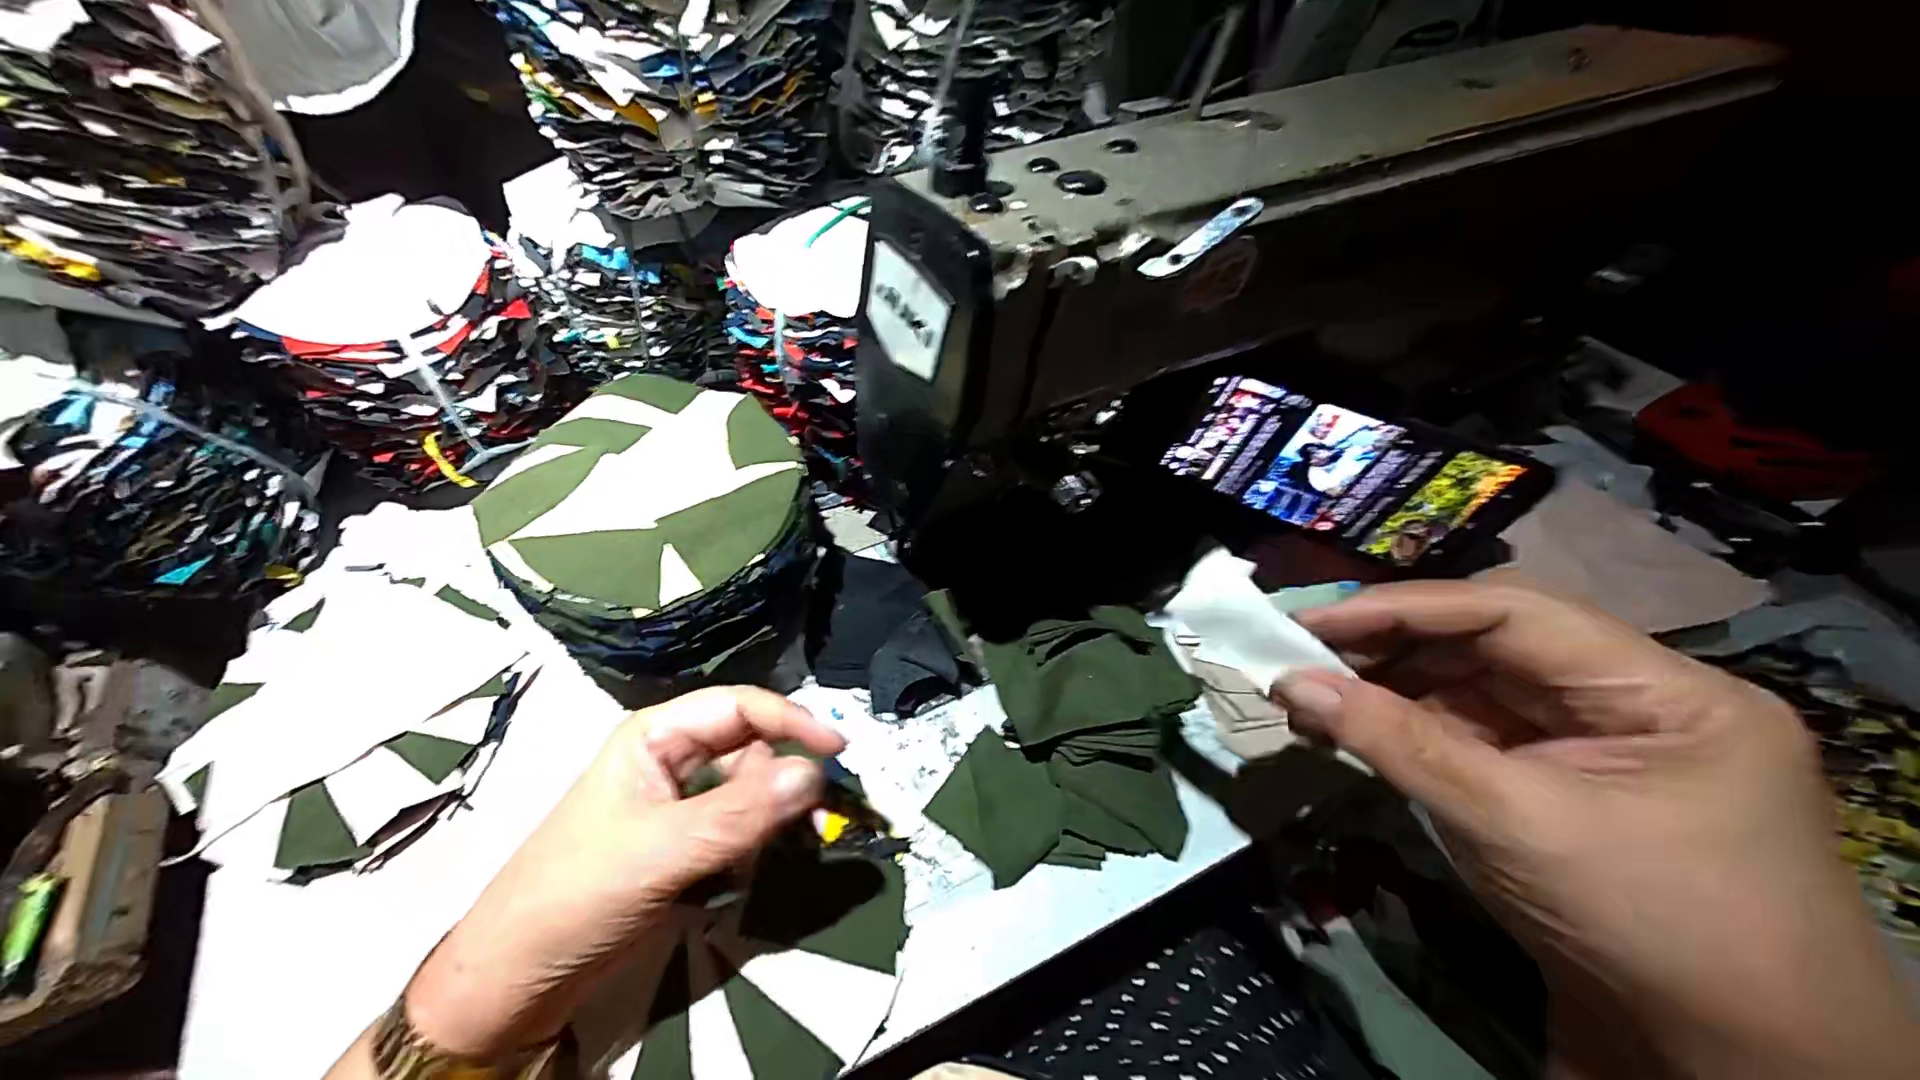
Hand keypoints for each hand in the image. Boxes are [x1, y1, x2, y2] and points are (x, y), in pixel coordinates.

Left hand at [385, 687, 842, 1061]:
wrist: (516, 981)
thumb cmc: (576, 895)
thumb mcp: (660, 851)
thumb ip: (740, 812)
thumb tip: (817, 774)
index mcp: (658, 735)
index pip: (740, 707)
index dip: (792, 720)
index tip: (839, 747)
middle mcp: (676, 757)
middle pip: (753, 743)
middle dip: (790, 768)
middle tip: (825, 805)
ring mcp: (684, 800)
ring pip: (754, 784)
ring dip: (780, 806)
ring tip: (798, 839)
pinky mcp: (691, 839)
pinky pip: (745, 821)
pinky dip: (766, 833)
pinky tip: (769, 855)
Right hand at [1271, 580, 1917, 1079]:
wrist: (1720, 1067)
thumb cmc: (1643, 928)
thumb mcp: (1508, 821)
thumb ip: (1393, 740)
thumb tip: (1289, 682)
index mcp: (1661, 691)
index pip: (1510, 613)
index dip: (1403, 608)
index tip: (1314, 621)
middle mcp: (1624, 697)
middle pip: (1482, 642)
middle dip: (1385, 646)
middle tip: (1299, 654)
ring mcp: (1585, 737)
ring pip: (1464, 683)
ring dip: (1383, 685)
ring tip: (1308, 692)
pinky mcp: (1547, 773)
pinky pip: (1462, 727)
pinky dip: (1399, 723)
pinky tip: (1345, 725)